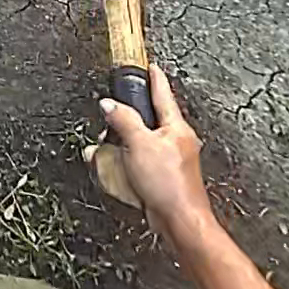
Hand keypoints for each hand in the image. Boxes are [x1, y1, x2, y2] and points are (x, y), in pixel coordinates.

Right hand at [99, 64, 215, 246]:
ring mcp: (170, 159)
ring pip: (142, 141)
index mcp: (176, 127)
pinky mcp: (163, 176)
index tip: (151, 66)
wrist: (181, 222)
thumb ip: (123, 120)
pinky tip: (115, 166)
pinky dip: (126, 160)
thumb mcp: (140, 143)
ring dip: (123, 142)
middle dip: (128, 116)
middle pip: (149, 118)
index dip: (155, 78)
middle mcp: (176, 140)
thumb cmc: (169, 184)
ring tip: (107, 144)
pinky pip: (140, 161)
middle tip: (113, 112)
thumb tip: (109, 104)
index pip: (163, 94)